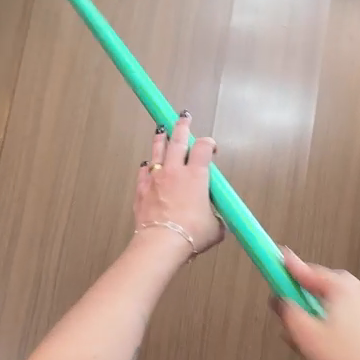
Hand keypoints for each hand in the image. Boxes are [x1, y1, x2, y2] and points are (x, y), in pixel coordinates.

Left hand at [133, 113, 224, 254]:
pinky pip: (144, 171)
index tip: (211, 147)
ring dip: (160, 139)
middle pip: (178, 140)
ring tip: (161, 130)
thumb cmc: (190, 234)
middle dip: (182, 126)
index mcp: (196, 176)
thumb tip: (217, 220)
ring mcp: (156, 178)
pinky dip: (147, 166)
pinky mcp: (142, 189)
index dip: (209, 143)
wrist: (161, 243)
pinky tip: (147, 165)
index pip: (204, 148)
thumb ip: (217, 218)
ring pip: (158, 151)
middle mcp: (175, 171)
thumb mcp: (215, 227)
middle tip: (183, 117)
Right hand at [270, 249, 359, 359]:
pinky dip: (337, 347)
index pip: (306, 270)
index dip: (286, 268)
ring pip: (332, 318)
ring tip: (317, 358)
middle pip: (319, 295)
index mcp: (342, 287)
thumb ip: (287, 312)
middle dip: (304, 313)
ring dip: (320, 335)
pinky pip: (348, 334)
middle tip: (294, 329)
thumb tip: (280, 302)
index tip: (274, 262)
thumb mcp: (305, 335)